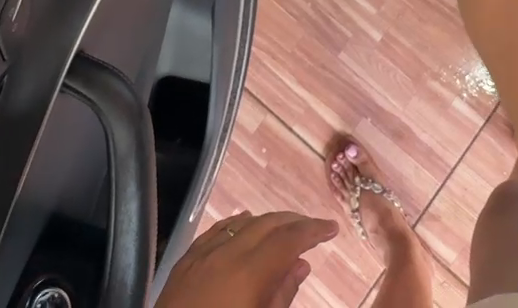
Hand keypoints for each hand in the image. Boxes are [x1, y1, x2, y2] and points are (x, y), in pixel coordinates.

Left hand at [154, 211, 337, 307]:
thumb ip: (282, 295)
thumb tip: (300, 264)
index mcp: (249, 272)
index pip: (288, 239)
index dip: (312, 230)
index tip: (332, 227)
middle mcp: (226, 253)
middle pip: (266, 224)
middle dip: (293, 221)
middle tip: (315, 227)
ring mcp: (202, 254)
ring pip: (241, 223)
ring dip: (267, 221)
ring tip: (286, 228)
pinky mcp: (186, 261)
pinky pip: (216, 230)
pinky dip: (237, 223)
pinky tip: (245, 222)